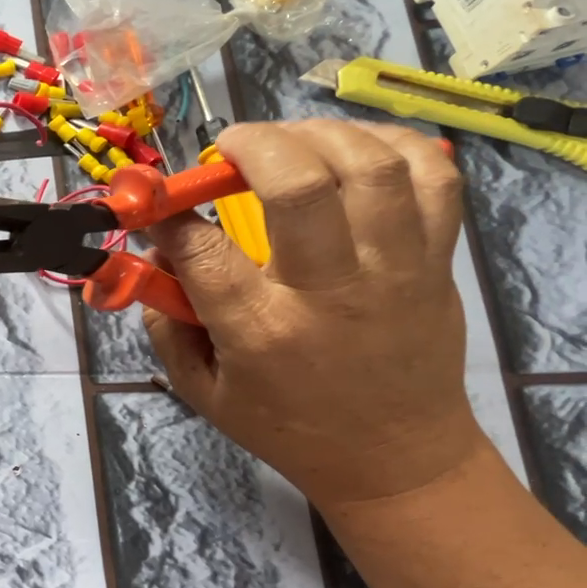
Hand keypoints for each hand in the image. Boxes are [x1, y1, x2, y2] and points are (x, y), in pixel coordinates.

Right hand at [144, 120, 485, 510]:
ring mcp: (395, 268)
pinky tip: (349, 146)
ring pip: (372, 165)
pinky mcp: (437, 257)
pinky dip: (389, 143)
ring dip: (318, 135)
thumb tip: (154, 258)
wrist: (393, 452)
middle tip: (223, 148)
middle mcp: (331, 290)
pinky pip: (433, 174)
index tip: (152, 207)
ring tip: (283, 140)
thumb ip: (166, 323)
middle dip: (253, 147)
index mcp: (260, 331)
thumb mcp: (199, 388)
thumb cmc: (283, 424)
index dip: (168, 216)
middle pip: (301, 186)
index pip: (205, 251)